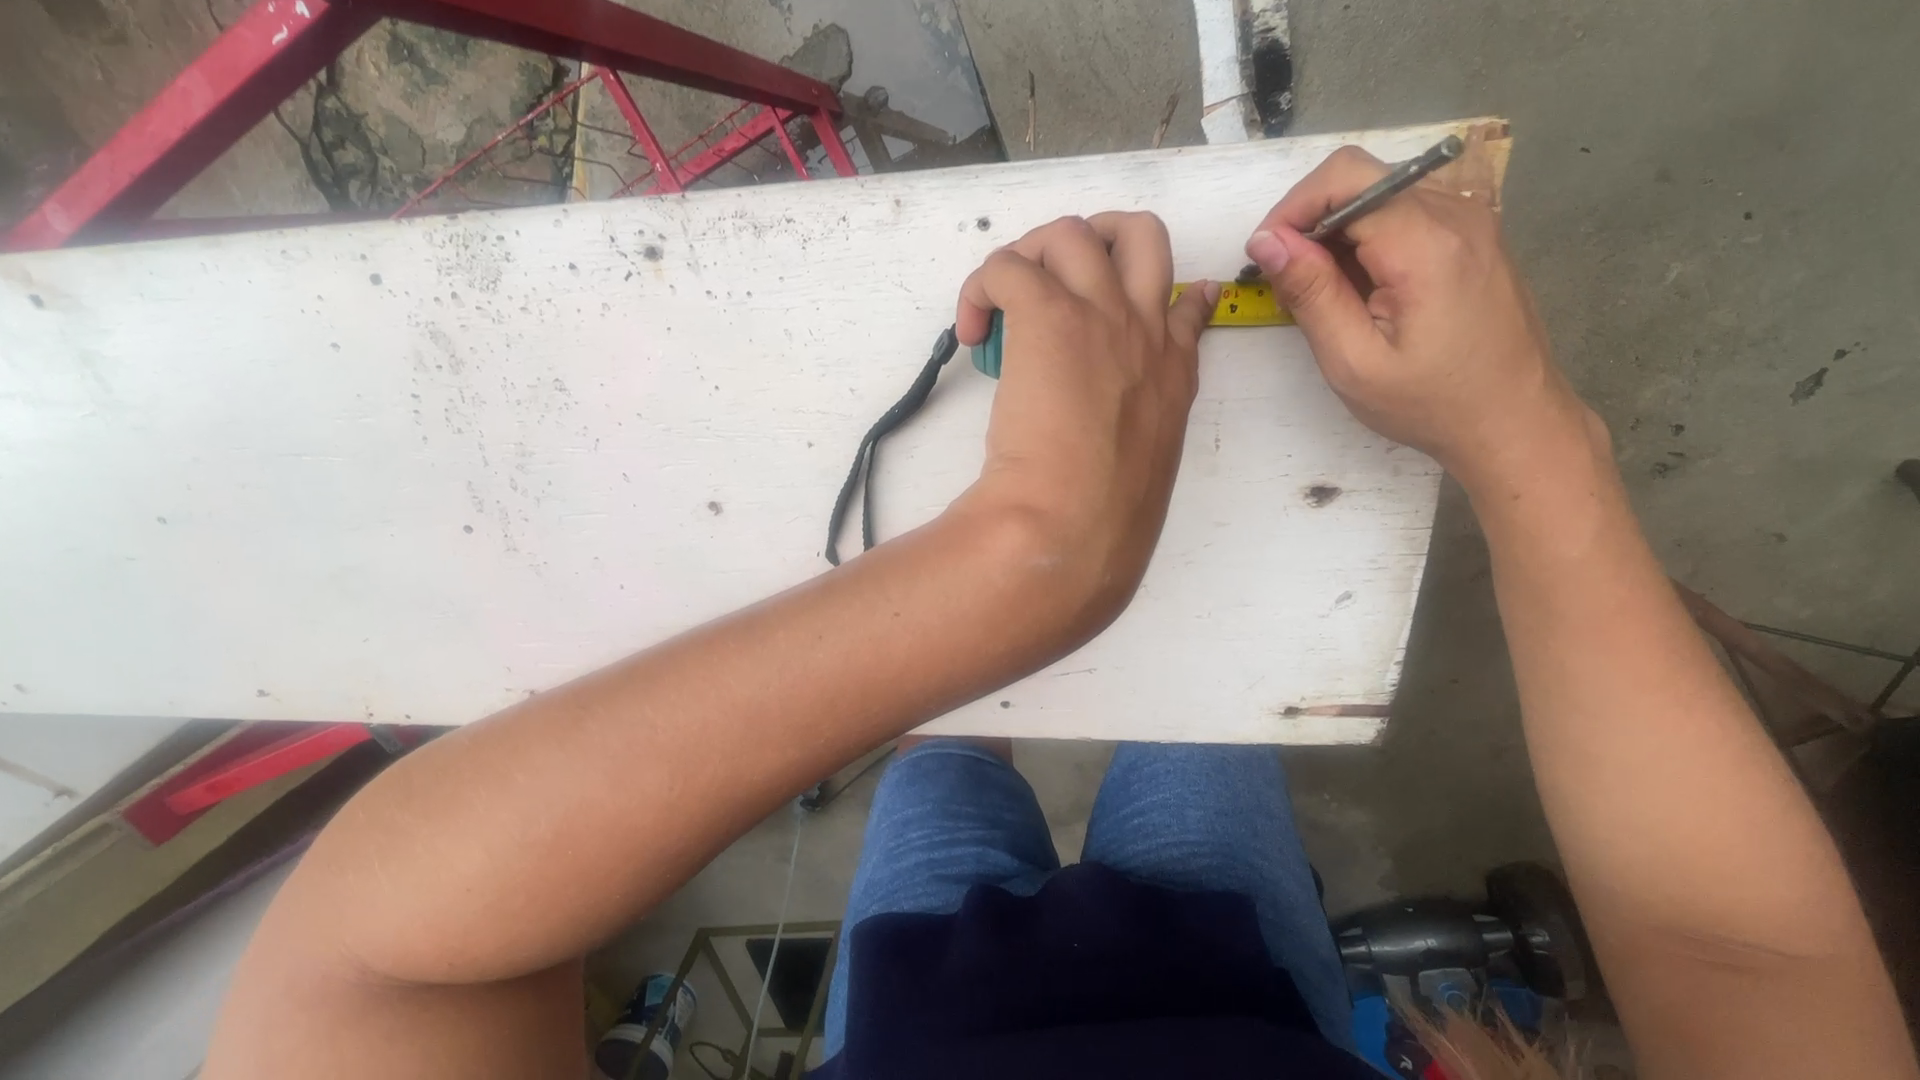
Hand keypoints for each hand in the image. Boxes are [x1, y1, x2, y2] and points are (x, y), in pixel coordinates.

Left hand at [952, 213, 1216, 636]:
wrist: (1070, 526)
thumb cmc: (1100, 522)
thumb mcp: (1140, 481)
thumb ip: (1135, 454)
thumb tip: (1130, 464)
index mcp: (1172, 375)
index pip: (1184, 304)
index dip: (1164, 288)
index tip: (1146, 296)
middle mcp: (1143, 331)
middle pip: (1139, 233)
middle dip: (1094, 237)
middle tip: (1051, 281)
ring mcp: (1100, 316)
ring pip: (1069, 233)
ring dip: (1028, 257)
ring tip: (1001, 306)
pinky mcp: (1047, 316)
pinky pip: (1007, 265)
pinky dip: (980, 286)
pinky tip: (970, 331)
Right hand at [1244, 147, 1599, 492]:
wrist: (1514, 421)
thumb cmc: (1431, 404)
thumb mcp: (1353, 361)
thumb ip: (1310, 292)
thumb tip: (1265, 240)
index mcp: (1426, 243)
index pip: (1344, 179)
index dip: (1291, 208)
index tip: (1266, 256)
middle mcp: (1456, 213)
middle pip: (1361, 177)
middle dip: (1309, 219)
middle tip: (1288, 281)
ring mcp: (1471, 219)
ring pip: (1380, 192)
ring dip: (1336, 231)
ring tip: (1323, 292)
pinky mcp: (1473, 234)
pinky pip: (1404, 212)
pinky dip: (1366, 238)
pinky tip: (1359, 289)